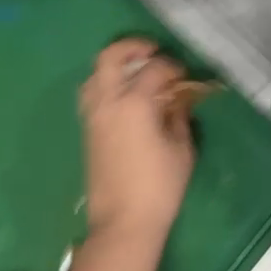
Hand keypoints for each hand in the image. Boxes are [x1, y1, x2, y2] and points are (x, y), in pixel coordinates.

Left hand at [78, 38, 194, 246]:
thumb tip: (179, 101)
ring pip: (95, 74)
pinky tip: (124, 97)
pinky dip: (105, 84)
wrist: (122, 223)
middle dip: (131, 47)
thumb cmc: (159, 188)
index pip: (153, 69)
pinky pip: (91, 94)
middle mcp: (108, 102)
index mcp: (134, 103)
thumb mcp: (181, 150)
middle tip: (151, 50)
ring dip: (114, 66)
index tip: (184, 74)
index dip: (172, 66)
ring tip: (135, 72)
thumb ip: (179, 118)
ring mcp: (93, 115)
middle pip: (110, 57)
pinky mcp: (87, 130)